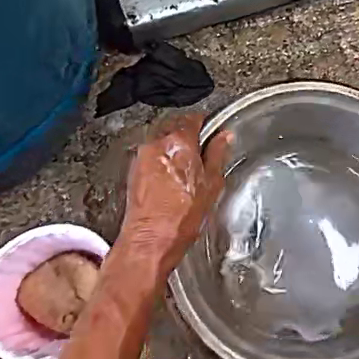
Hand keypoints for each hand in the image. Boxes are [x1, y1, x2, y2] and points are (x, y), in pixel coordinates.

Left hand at [118, 114, 231, 272]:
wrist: (150, 240)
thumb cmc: (180, 217)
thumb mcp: (211, 183)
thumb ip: (217, 154)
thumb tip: (224, 137)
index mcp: (179, 141)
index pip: (193, 119)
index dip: (205, 125)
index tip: (211, 132)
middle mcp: (157, 143)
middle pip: (175, 128)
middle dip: (188, 137)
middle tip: (202, 154)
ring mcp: (142, 156)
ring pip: (162, 142)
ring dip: (173, 150)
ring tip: (186, 171)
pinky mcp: (134, 170)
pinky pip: (151, 156)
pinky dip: (162, 162)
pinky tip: (171, 180)